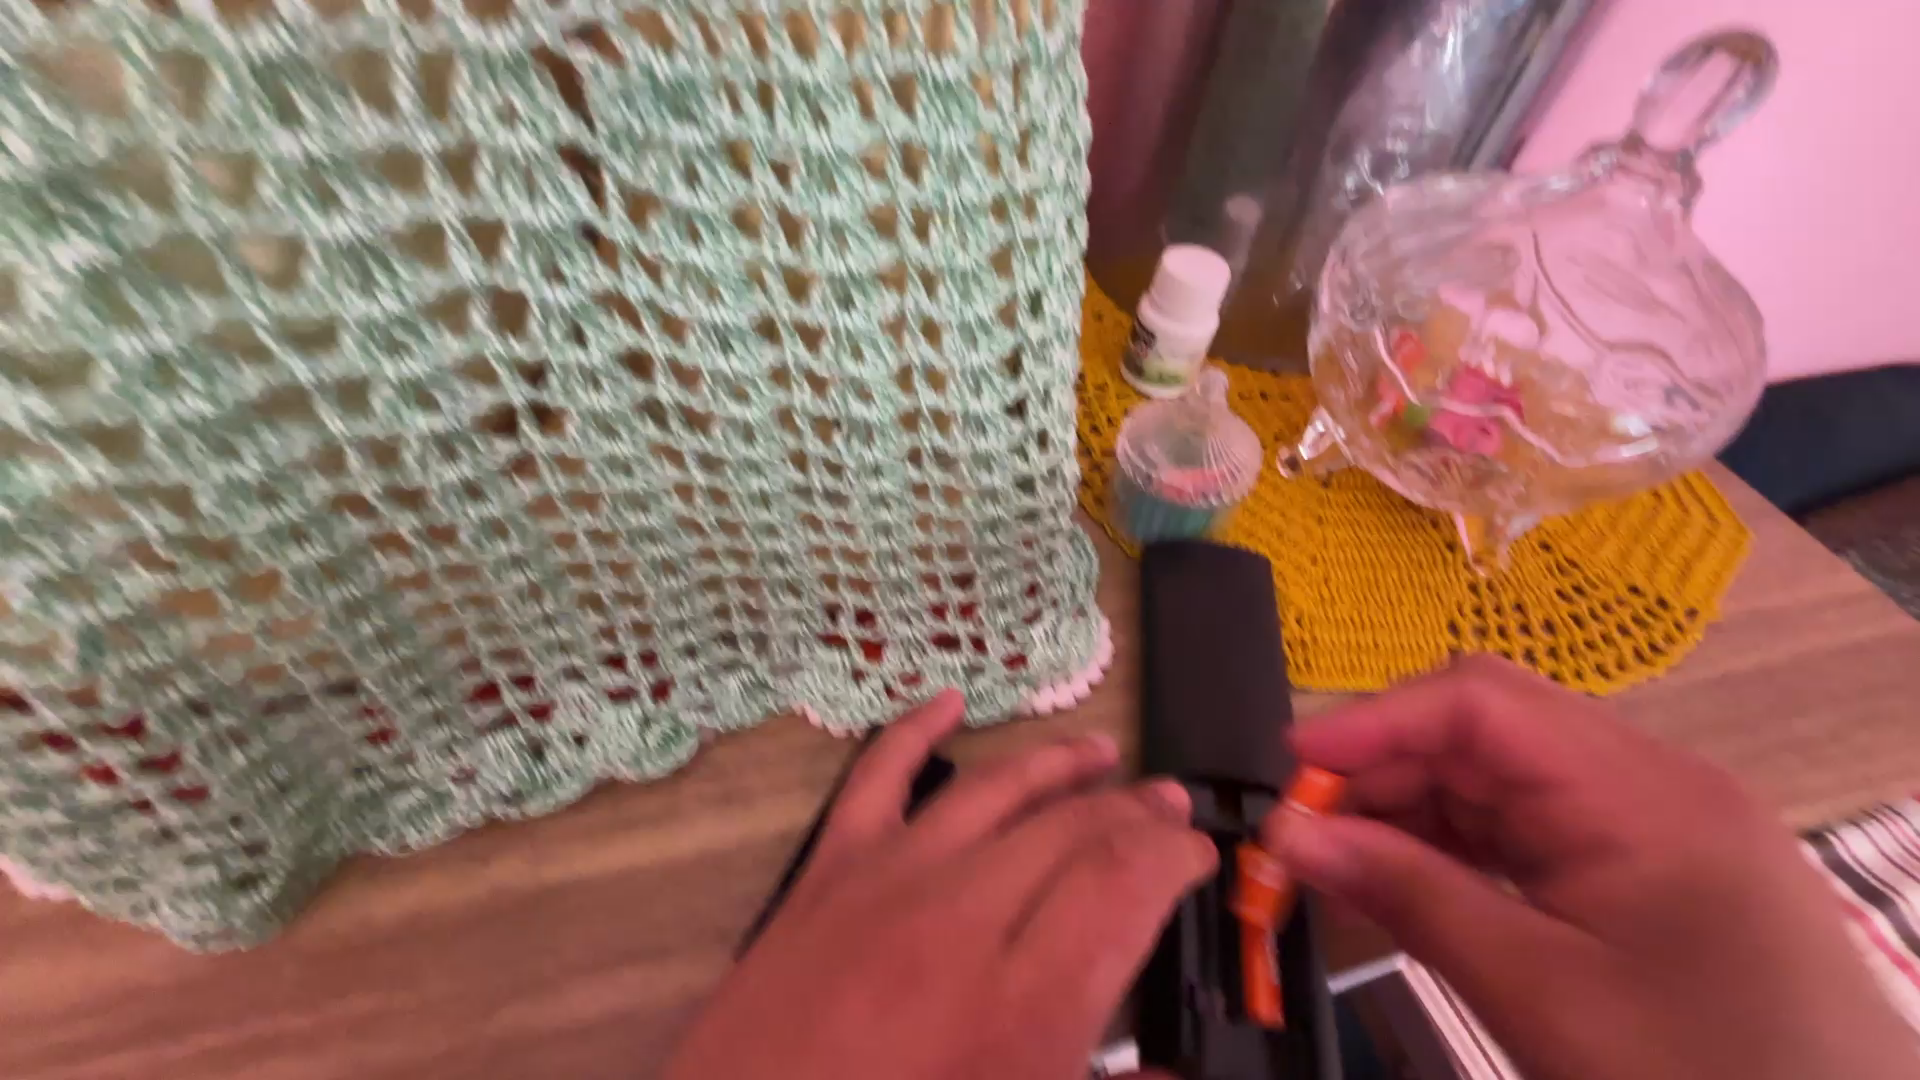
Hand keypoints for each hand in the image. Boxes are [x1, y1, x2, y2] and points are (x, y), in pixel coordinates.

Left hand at [662, 690, 1214, 1079]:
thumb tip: (1175, 1069)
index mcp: (1022, 1005)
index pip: (1125, 883)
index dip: (1174, 856)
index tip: (1196, 855)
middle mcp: (962, 918)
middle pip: (1071, 828)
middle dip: (1135, 809)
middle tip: (1169, 802)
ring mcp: (888, 878)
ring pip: (995, 790)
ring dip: (1057, 764)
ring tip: (1101, 752)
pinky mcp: (829, 868)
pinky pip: (879, 774)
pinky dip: (915, 729)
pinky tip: (948, 702)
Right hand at [1263, 656, 1914, 1079]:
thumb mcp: (1540, 992)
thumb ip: (1405, 895)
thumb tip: (1284, 836)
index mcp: (1640, 792)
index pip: (1480, 703)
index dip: (1375, 719)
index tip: (1294, 763)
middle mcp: (1637, 782)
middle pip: (1474, 732)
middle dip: (1377, 770)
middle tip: (1301, 828)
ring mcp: (1632, 821)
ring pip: (1480, 776)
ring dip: (1399, 811)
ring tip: (1334, 863)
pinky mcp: (1622, 862)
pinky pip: (1506, 825)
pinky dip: (1438, 846)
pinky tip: (1391, 881)